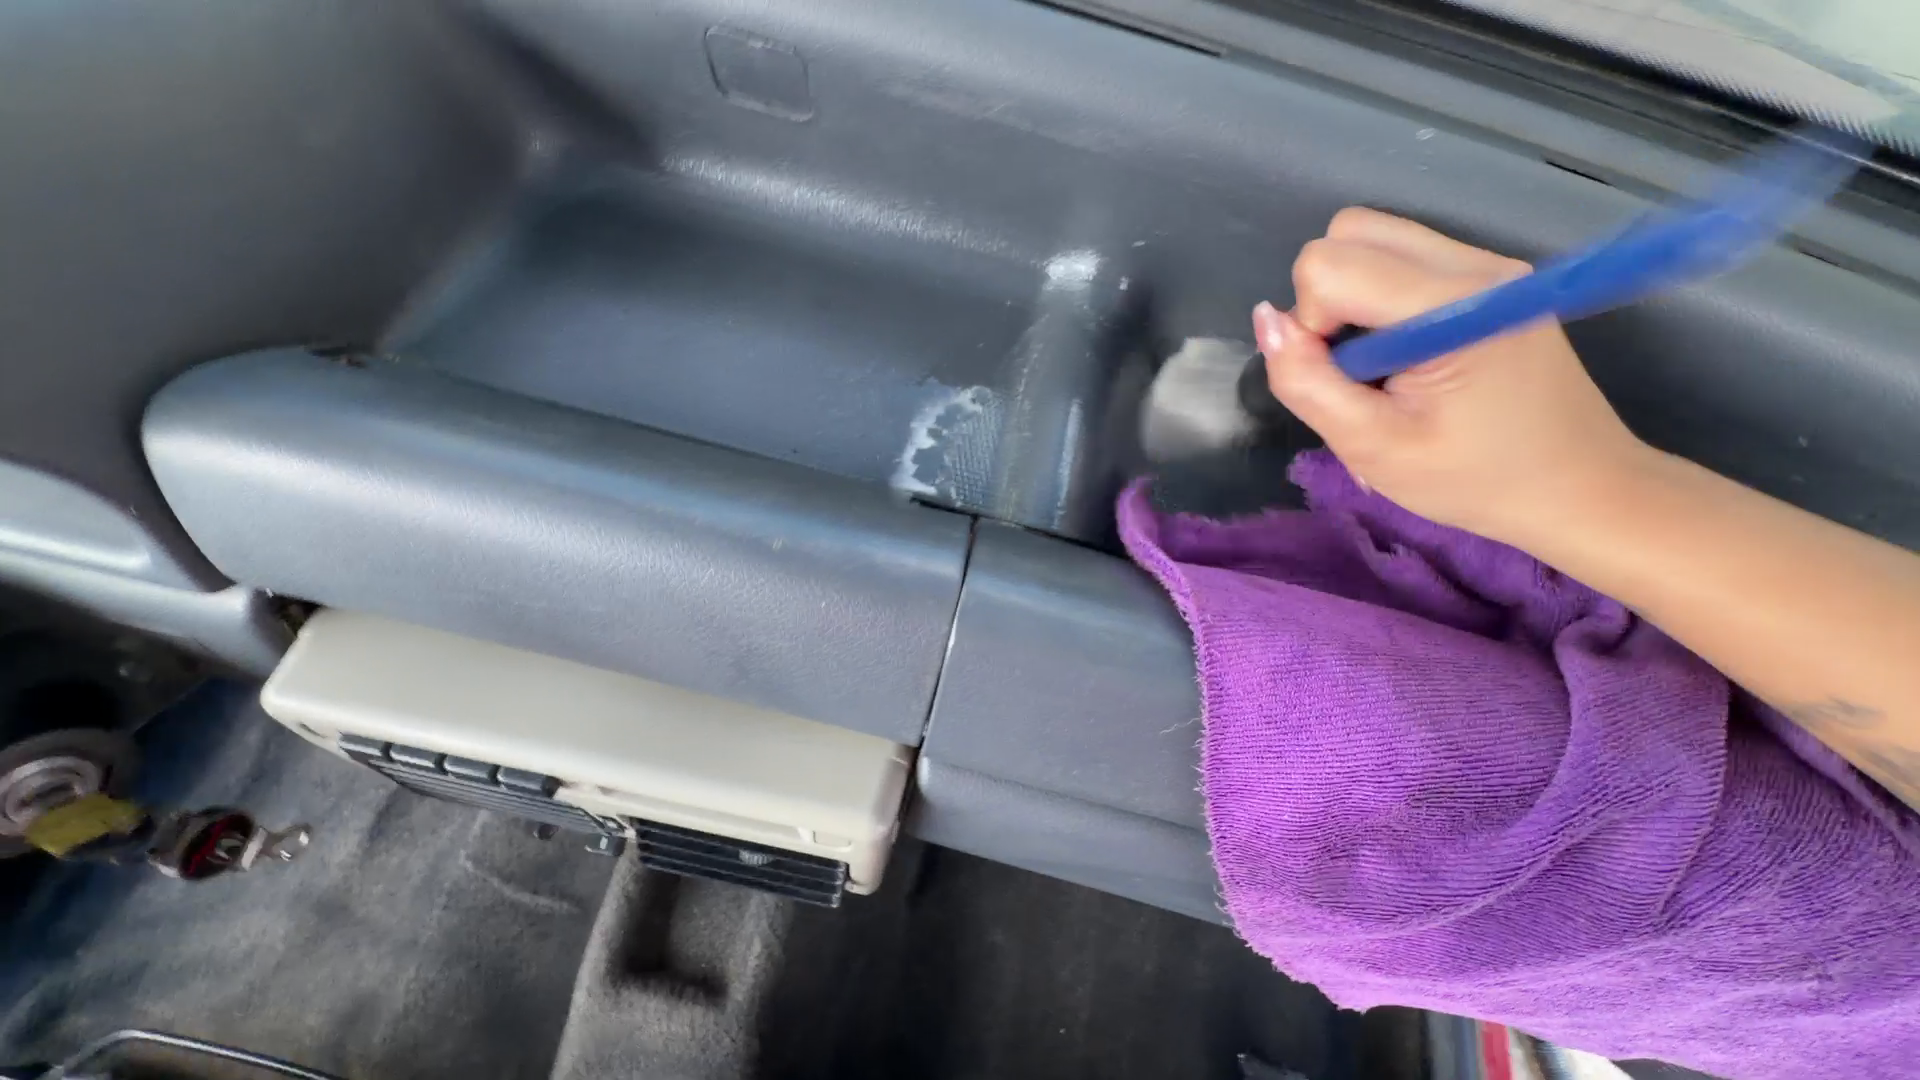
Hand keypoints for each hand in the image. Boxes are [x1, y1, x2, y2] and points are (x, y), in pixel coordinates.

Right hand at [1255, 207, 1652, 546]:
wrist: (1577, 488)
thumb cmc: (1473, 479)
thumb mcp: (1371, 447)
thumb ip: (1306, 382)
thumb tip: (1265, 322)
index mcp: (1450, 304)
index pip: (1328, 265)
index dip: (1310, 325)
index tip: (1341, 381)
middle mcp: (1473, 263)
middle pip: (1348, 232)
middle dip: (1324, 298)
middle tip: (1354, 368)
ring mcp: (1487, 264)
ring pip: (1371, 238)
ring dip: (1348, 298)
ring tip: (1379, 365)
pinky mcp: (1488, 277)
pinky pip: (1400, 259)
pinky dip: (1375, 300)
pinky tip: (1401, 356)